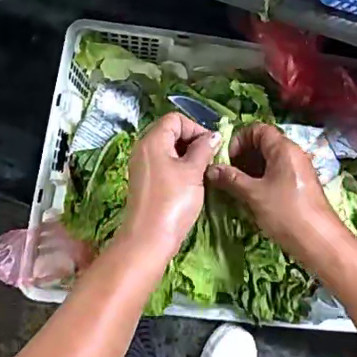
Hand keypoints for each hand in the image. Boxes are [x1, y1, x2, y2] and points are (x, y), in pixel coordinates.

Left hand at [116, 113, 214, 259]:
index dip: (195, 127)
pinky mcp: (145, 179)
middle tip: (210, 158)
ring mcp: (142, 164)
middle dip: (192, 140)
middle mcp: (143, 147)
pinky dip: (178, 166)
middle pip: (170, 131)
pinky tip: (191, 181)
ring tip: (203, 170)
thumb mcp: (193, 172)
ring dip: (187, 154)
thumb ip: (203, 150)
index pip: (175, 119)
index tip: (211, 145)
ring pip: (168, 148)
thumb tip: (214, 135)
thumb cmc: (172, 201)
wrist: (148, 237)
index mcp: (152, 140)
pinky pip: (163, 163)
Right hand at [208, 123, 350, 259]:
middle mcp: (293, 154)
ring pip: (269, 160)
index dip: (239, 140)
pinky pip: (276, 174)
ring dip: (250, 170)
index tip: (229, 160)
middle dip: (242, 156)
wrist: (322, 245)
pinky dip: (261, 180)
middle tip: (229, 175)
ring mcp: (298, 171)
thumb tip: (210, 169)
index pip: (257, 129)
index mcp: (283, 149)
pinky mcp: (300, 187)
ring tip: (237, 188)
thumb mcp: (253, 194)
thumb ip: (230, 178)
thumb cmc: (286, 213)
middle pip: (262, 143)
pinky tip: (252, 198)